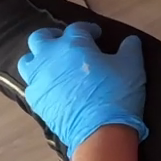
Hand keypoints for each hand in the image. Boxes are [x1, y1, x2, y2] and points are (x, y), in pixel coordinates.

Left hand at [17, 23, 147, 156]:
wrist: (99, 131)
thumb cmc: (116, 93)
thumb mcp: (132, 66)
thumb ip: (130, 49)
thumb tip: (130, 40)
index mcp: (74, 44)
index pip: (77, 28)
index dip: (88, 29)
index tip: (96, 34)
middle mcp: (50, 57)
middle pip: (40, 37)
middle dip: (53, 37)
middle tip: (66, 44)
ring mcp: (39, 80)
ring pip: (28, 61)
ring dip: (39, 59)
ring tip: (53, 65)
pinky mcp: (36, 101)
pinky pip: (31, 85)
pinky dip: (40, 83)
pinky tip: (52, 88)